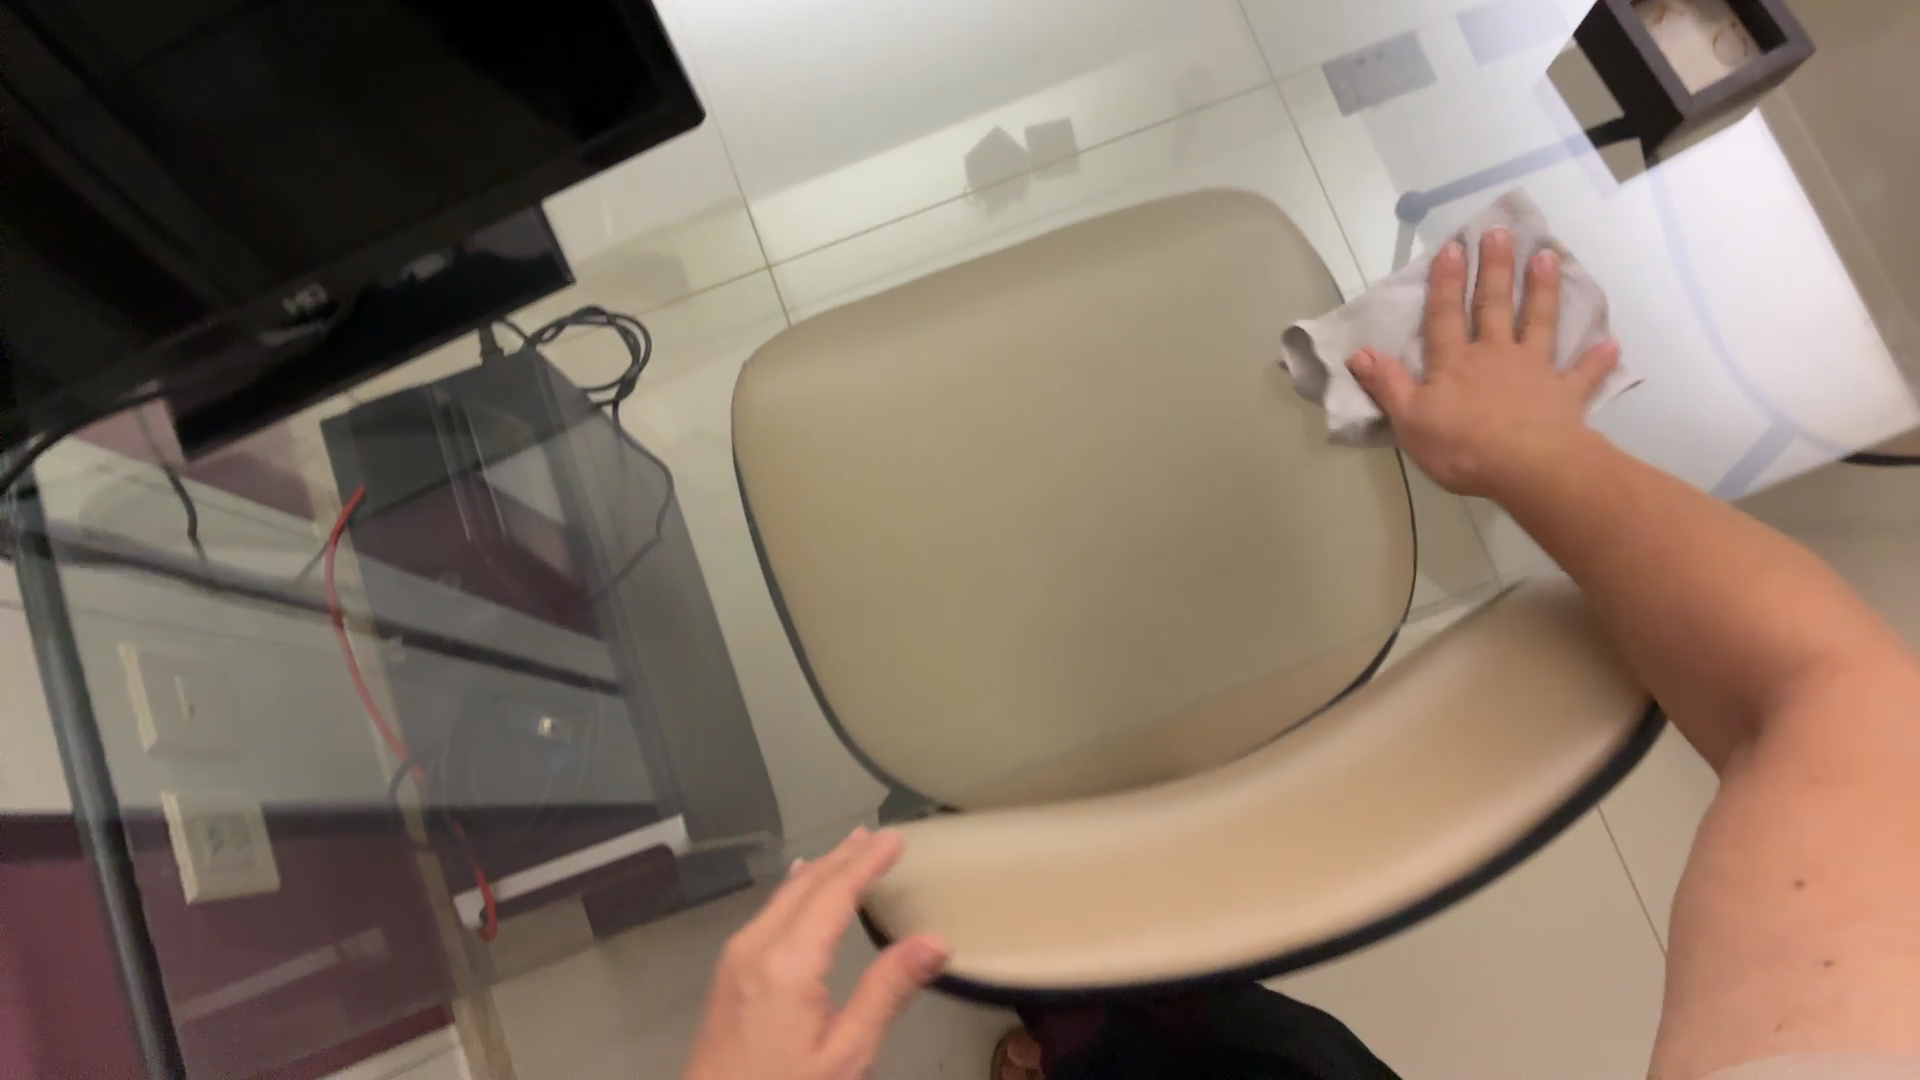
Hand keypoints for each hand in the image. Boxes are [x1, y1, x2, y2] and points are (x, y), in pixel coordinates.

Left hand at [682, 828, 948, 1079]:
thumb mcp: (845, 1057)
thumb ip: (887, 992)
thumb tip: (936, 941)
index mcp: (788, 961)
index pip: (835, 890)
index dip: (867, 861)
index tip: (895, 837)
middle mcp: (756, 944)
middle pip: (807, 883)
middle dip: (844, 854)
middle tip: (877, 834)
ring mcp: (737, 957)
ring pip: (785, 893)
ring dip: (822, 867)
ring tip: (851, 848)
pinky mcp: (728, 972)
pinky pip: (770, 910)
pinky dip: (799, 888)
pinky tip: (802, 884)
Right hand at [1346, 227, 1619, 497]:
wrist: (1526, 466)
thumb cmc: (1458, 444)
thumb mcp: (1407, 418)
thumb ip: (1387, 384)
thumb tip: (1360, 353)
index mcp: (1453, 363)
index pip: (1445, 315)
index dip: (1446, 283)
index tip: (1453, 248)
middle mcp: (1494, 355)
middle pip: (1493, 306)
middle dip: (1494, 269)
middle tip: (1500, 233)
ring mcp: (1533, 371)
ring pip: (1538, 323)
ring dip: (1542, 290)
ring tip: (1547, 258)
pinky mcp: (1563, 394)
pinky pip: (1581, 374)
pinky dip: (1595, 360)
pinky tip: (1609, 344)